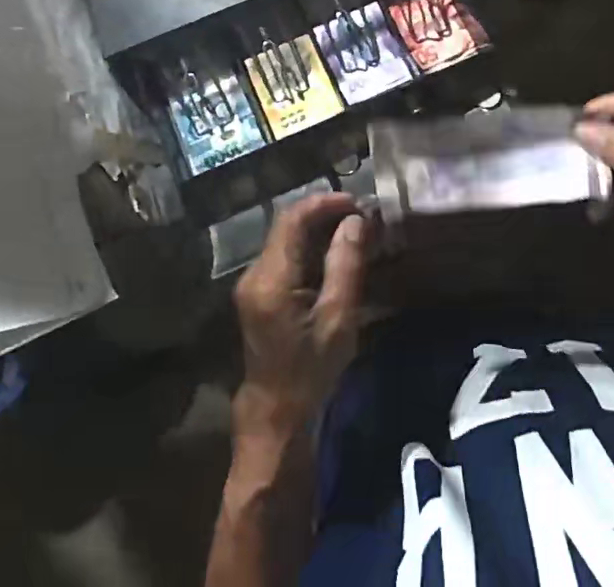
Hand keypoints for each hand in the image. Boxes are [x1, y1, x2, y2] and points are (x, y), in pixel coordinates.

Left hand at [231, 193, 371, 436]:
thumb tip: (356, 221)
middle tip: (362, 216)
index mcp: (271, 279)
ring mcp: (252, 282)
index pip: (292, 220)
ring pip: (285, 238)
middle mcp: (254, 273)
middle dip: (323, 214)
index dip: (324, 203)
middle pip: (287, 226)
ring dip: (318, 229)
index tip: (357, 202)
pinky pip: (284, 256)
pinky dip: (310, 247)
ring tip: (354, 231)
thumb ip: (345, 266)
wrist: (277, 411)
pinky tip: (335, 254)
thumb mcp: (338, 320)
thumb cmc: (311, 371)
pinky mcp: (257, 291)